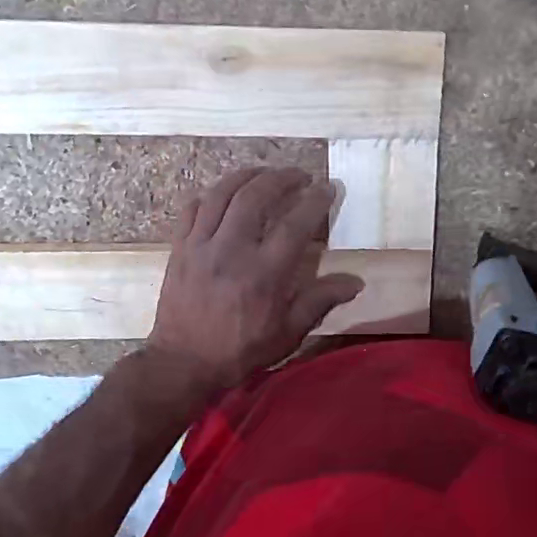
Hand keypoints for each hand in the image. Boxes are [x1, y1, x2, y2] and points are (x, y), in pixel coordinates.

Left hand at [144, 167, 364, 399]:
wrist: (182, 364)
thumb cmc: (241, 350)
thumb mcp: (288, 333)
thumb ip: (320, 301)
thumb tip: (356, 282)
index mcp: (263, 274)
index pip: (295, 224)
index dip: (315, 201)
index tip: (327, 188)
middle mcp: (232, 251)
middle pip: (256, 196)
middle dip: (282, 178)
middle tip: (299, 175)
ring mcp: (201, 246)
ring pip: (223, 194)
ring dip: (247, 176)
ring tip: (265, 172)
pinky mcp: (180, 248)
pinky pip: (193, 208)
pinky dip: (211, 194)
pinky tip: (225, 193)